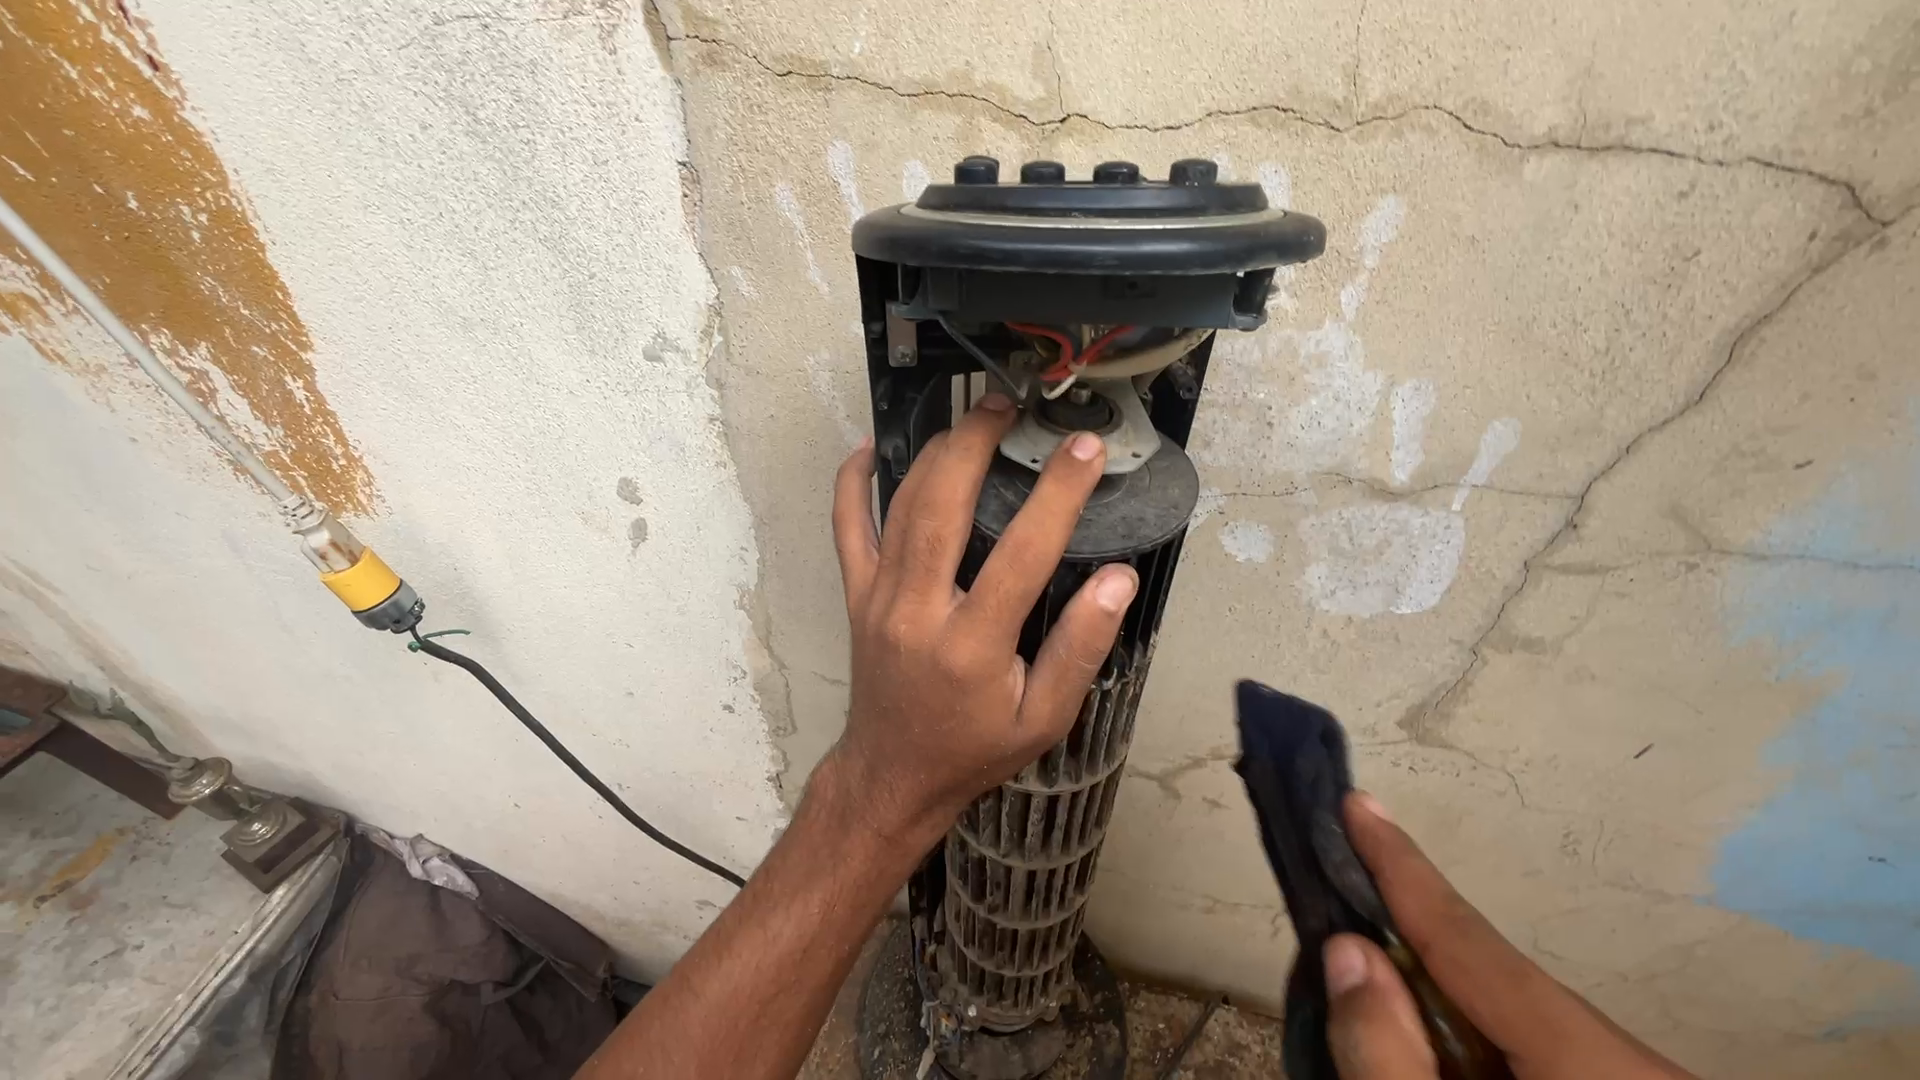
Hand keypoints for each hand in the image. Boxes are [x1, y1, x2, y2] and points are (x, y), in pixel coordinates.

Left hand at [825, 394, 1138, 848]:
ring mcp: (878, 598)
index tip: (1084, 447)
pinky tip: (870, 446)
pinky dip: (852, 482)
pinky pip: (846, 527)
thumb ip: (1081, 648)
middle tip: (1009, 405)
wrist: (893, 774)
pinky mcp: (855, 595)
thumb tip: (1117, 580)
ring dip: (935, 451)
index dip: (1058, 493)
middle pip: (944, 506)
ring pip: (900, 505)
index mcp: (973, 645)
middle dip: (977, 443)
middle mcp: (917, 610)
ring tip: (970, 416)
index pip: (1023, 552)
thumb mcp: (1044, 718)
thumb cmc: (974, 748)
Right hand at [1325, 794, 1697, 1079]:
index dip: (1403, 870)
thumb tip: (1349, 951)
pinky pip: (1540, 1048)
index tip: (1356, 801)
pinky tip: (1441, 1052)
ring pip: (1516, 1016)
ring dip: (1440, 999)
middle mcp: (1635, 1064)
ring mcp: (1638, 1078)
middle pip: (1496, 978)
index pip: (1473, 943)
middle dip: (1414, 935)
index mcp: (1598, 1067)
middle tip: (1342, 896)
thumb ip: (1389, 1057)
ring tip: (1380, 998)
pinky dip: (1476, 1037)